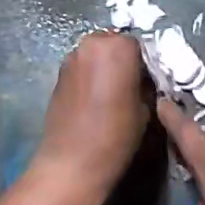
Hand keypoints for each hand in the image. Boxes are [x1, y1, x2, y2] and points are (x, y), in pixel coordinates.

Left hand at [33, 32, 150, 193]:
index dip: (143, 63)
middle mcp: (92, 43)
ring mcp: (72, 56)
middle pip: (113, 42)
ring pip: (95, 53)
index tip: (146, 81)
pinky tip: (93, 98)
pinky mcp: (59, 72)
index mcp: (118, 47)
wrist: (72, 161)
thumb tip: (142, 80)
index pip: (137, 44)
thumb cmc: (115, 135)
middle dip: (121, 59)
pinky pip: (81, 65)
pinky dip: (89, 74)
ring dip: (103, 65)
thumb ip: (144, 85)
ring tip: (110, 92)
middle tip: (129, 84)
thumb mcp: (145, 109)